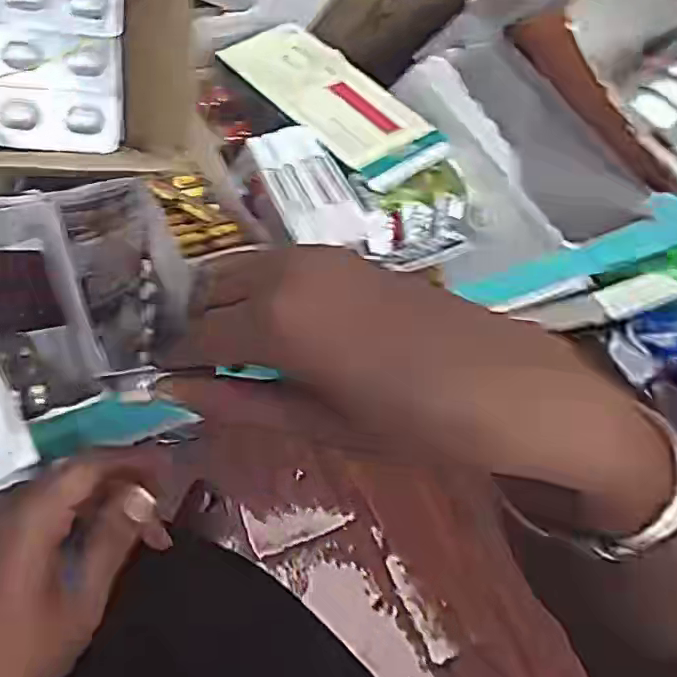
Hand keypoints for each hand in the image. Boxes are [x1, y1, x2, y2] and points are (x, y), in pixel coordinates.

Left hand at [0, 449, 170, 676]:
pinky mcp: (20, 537)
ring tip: (153, 522)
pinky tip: (120, 534)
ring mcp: (19, 520)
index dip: (131, 459)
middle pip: (80, 471)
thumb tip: (142, 497)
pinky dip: (94, 512)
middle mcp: (25, 505)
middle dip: (125, 475)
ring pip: (72, 489)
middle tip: (168, 493)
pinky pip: (61, 508)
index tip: (169, 465)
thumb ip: (112, 539)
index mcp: (38, 512)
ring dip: (112, 496)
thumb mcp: (84, 595)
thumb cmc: (30, 647)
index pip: (89, 464)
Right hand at [159, 247, 673, 534]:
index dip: (172, 358)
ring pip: (231, 271)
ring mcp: (309, 256)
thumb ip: (236, 402)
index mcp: (274, 321)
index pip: (193, 335)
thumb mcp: (316, 423)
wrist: (517, 391)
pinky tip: (267, 324)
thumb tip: (171, 391)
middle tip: (192, 366)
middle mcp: (281, 274)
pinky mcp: (333, 253)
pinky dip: (249, 289)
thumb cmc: (414, 423)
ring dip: (217, 304)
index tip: (160, 377)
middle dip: (190, 327)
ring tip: (227, 347)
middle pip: (204, 292)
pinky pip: (266, 263)